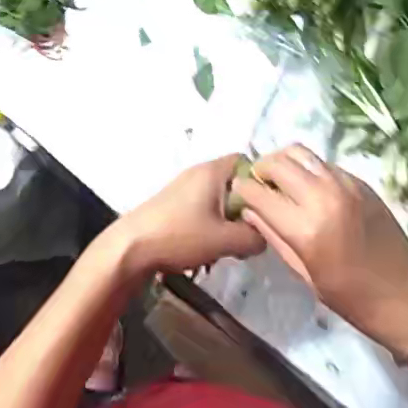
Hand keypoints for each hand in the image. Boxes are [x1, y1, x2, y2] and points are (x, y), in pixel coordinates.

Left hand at [108, 155, 264, 277]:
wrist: (133, 245)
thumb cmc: (180, 235)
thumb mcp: (224, 240)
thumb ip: (253, 236)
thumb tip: (268, 235)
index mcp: (212, 171)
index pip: (247, 161)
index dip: (263, 181)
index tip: (274, 206)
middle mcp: (200, 172)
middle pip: (236, 180)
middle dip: (248, 205)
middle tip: (255, 230)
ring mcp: (187, 186)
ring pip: (222, 196)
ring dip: (231, 218)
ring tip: (235, 243)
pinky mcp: (178, 202)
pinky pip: (207, 205)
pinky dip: (216, 222)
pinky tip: (214, 246)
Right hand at [236, 145, 407, 343]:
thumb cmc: (355, 300)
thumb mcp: (306, 276)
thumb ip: (274, 237)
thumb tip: (250, 210)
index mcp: (306, 227)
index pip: (258, 193)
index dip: (242, 190)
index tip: (237, 194)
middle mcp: (322, 196)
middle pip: (277, 163)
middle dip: (260, 170)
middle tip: (258, 184)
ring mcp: (344, 184)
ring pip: (300, 152)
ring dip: (283, 161)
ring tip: (280, 178)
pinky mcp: (360, 182)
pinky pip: (323, 163)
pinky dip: (308, 168)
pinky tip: (309, 187)